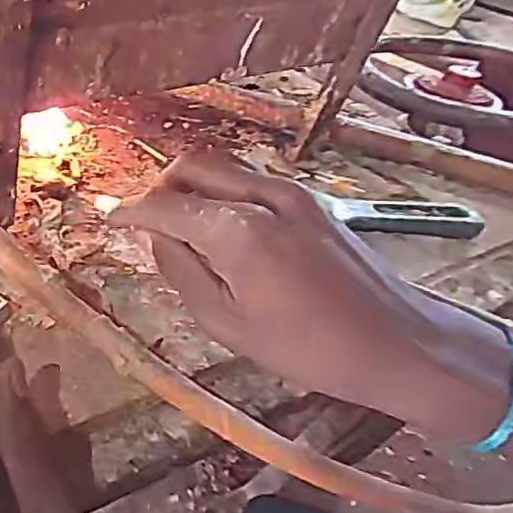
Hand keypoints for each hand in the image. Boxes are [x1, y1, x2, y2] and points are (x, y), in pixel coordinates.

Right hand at [110, 152, 512, 486]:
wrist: (403, 343)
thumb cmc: (310, 347)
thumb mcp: (228, 323)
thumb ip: (182, 271)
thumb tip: (158, 238)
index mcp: (237, 230)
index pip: (165, 206)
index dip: (131, 212)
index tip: (109, 217)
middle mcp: (261, 194)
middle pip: (191, 165)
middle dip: (159, 187)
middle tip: (146, 220)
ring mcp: (290, 191)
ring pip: (221, 166)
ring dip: (190, 185)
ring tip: (179, 223)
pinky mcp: (309, 198)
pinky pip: (247, 178)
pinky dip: (219, 190)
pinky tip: (220, 226)